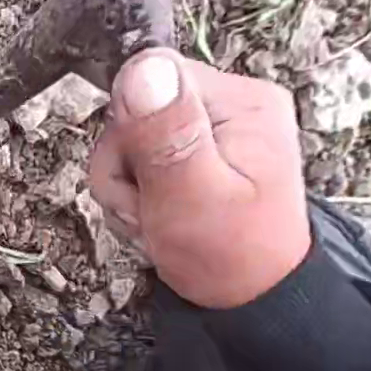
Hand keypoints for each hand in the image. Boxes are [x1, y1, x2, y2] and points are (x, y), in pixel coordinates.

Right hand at [87, 49, 310, 307]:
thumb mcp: (194, 198)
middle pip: (131, 110)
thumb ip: (166, 135)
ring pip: (123, 141)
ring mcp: (206, 132)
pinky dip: (132, 197)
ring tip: (155, 220)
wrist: (247, 302)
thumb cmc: (231, 258)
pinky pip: (132, 163)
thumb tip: (142, 68)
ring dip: (125, 189)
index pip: (152, 76)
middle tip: (153, 209)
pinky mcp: (189, 154)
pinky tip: (155, 219)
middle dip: (125, 170)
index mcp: (242, 103)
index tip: (149, 176)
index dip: (130, 129)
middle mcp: (227, 106)